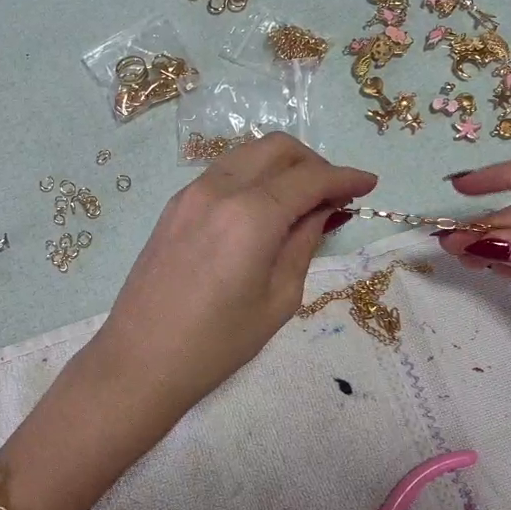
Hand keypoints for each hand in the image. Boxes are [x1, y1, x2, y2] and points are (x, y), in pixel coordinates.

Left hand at [90, 133, 375, 420]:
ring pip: (247, 154)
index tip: (370, 184)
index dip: (345, 178)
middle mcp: (219, 189)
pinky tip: (263, 209)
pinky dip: (252, 177)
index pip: (310, 178)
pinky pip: (223, 173)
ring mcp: (190, 193)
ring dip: (281, 166)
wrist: (140, 360)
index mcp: (251, 214)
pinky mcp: (174, 206)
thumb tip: (322, 210)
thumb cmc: (217, 343)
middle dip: (314, 163)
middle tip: (334, 195)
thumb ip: (303, 243)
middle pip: (277, 149)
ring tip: (301, 201)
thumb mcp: (278, 298)